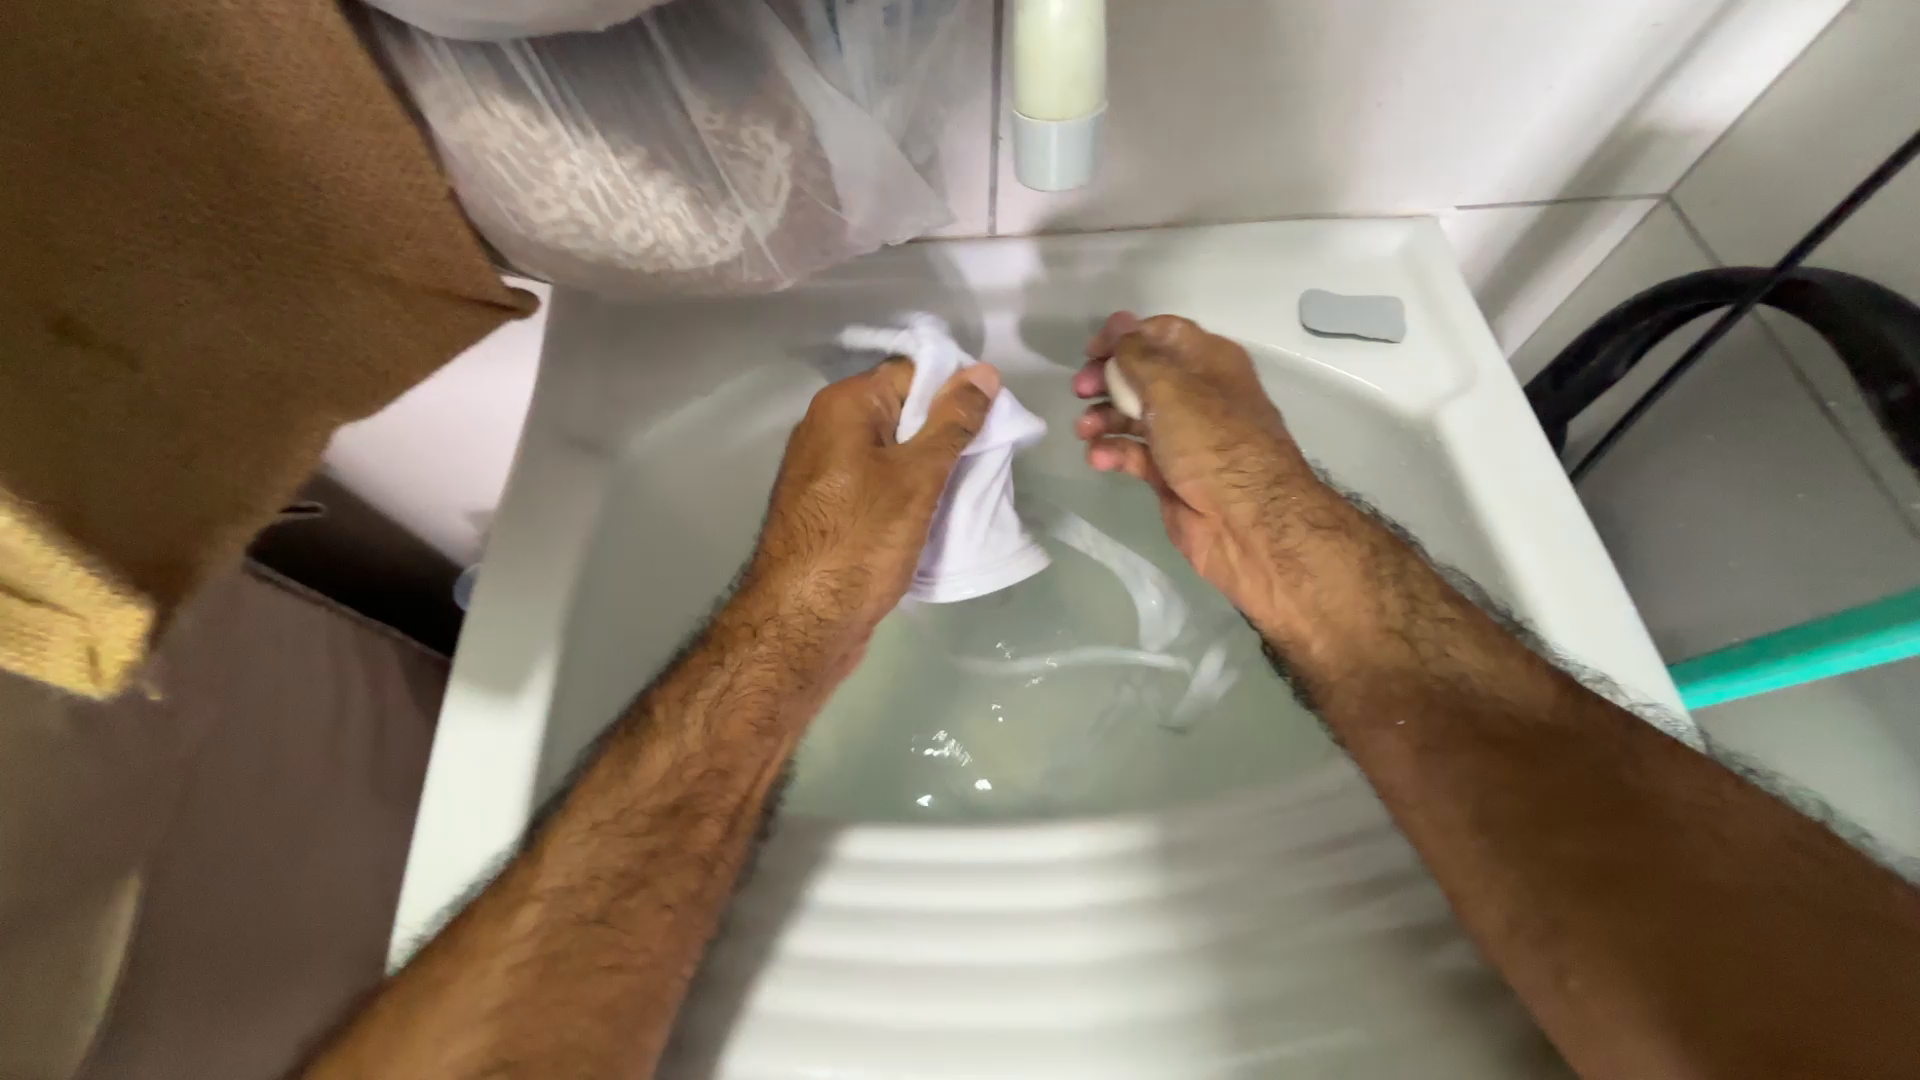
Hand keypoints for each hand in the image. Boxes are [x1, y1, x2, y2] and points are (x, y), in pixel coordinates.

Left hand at [746, 358, 999, 649]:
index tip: (989, 422)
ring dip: (927, 468)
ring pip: (890, 452)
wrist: (803, 621)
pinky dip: (905, 494)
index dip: (954, 391)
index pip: (911, 373)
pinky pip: (876, 484)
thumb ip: (952, 422)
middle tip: (985, 459)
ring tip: (966, 489)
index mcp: (844, 406)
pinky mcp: (827, 508)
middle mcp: (826, 428)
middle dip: (943, 432)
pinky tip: (932, 516)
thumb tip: (984, 373)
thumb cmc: (861, 541)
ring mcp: (823, 471)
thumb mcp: (917, 477)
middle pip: (900, 411)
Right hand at [1073, 313, 1332, 630]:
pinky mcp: (1170, 473)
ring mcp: (1184, 436)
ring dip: (1104, 419)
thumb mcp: (1173, 389)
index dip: (1125, 336)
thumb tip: (1120, 324)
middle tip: (1080, 390)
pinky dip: (1114, 452)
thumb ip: (1138, 356)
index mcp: (1209, 362)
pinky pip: (1134, 453)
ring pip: (1133, 415)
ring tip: (1084, 431)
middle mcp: (1197, 394)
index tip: (1091, 351)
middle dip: (1107, 380)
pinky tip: (1099, 458)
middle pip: (1142, 374)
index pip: (1161, 334)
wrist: (1246, 521)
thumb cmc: (1212, 443)